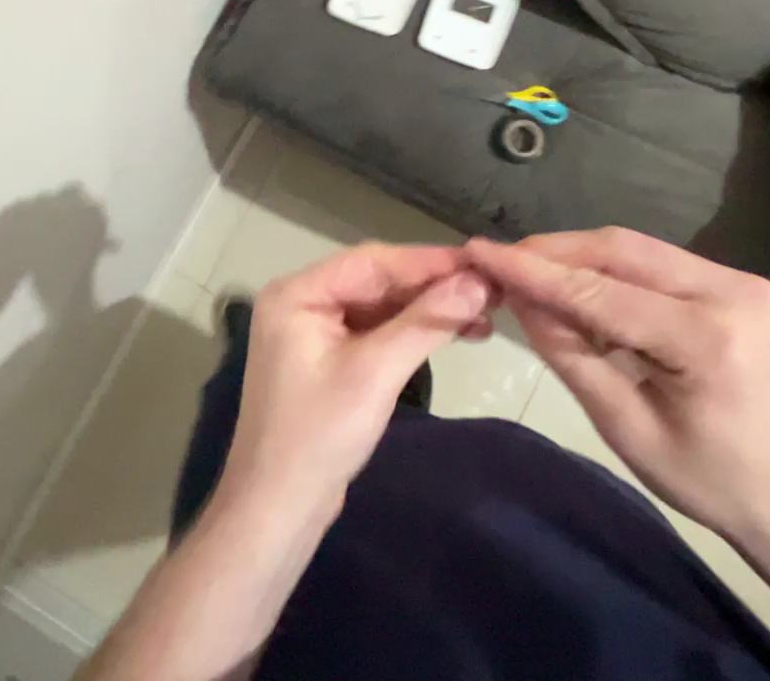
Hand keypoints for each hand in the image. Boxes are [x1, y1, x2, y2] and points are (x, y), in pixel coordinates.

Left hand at [216, 244, 494, 522]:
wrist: (278, 508)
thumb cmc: (319, 436)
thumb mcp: (375, 373)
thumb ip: (425, 322)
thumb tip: (479, 282)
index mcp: (297, 293)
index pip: (372, 261)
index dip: (429, 261)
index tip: (483, 261)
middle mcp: (301, 302)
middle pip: (376, 280)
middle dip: (433, 285)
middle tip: (492, 288)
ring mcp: (313, 331)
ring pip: (380, 306)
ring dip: (428, 309)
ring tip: (485, 313)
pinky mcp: (327, 359)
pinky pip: (375, 330)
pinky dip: (412, 331)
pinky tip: (453, 332)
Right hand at [465, 230, 769, 545]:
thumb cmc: (713, 483)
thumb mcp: (627, 429)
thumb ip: (571, 357)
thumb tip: (519, 299)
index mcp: (707, 338)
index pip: (597, 289)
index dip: (530, 269)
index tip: (478, 251)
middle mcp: (732, 291)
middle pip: (620, 248)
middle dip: (552, 251)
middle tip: (499, 262)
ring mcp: (743, 283)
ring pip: (638, 250)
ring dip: (579, 258)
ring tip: (530, 276)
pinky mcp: (742, 287)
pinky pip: (659, 264)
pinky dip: (612, 271)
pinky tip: (583, 291)